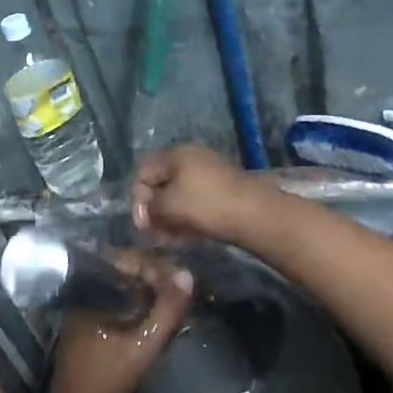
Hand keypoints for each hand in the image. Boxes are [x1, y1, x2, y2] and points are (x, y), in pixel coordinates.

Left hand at [48, 251, 193, 392]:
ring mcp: (86, 315)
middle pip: (122, 274)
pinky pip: (119, 306)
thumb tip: (187, 274)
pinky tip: (158, 314)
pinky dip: (138, 307)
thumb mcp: (142, 344)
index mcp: (87, 292)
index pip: (121, 261)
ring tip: (174, 295)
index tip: (176, 274)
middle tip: (180, 283)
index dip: (151, 264)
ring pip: (122, 291)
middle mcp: (83, 297)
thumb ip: (166, 310)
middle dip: (151, 276)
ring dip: (147, 292)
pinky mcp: (93, 332)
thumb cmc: (107, 380)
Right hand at [130, 144, 284, 244]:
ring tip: (172, 238)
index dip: (138, 199)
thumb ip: (149, 207)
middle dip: (155, 210)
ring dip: (170, 216)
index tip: (144, 225)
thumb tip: (145, 212)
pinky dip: (187, 216)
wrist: (254, 214)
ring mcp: (208, 172)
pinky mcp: (221, 188)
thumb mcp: (169, 205)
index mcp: (175, 153)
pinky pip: (195, 200)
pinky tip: (188, 235)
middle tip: (156, 234)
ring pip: (178, 194)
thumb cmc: (205, 204)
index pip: (143, 172)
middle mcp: (190, 157)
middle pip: (161, 183)